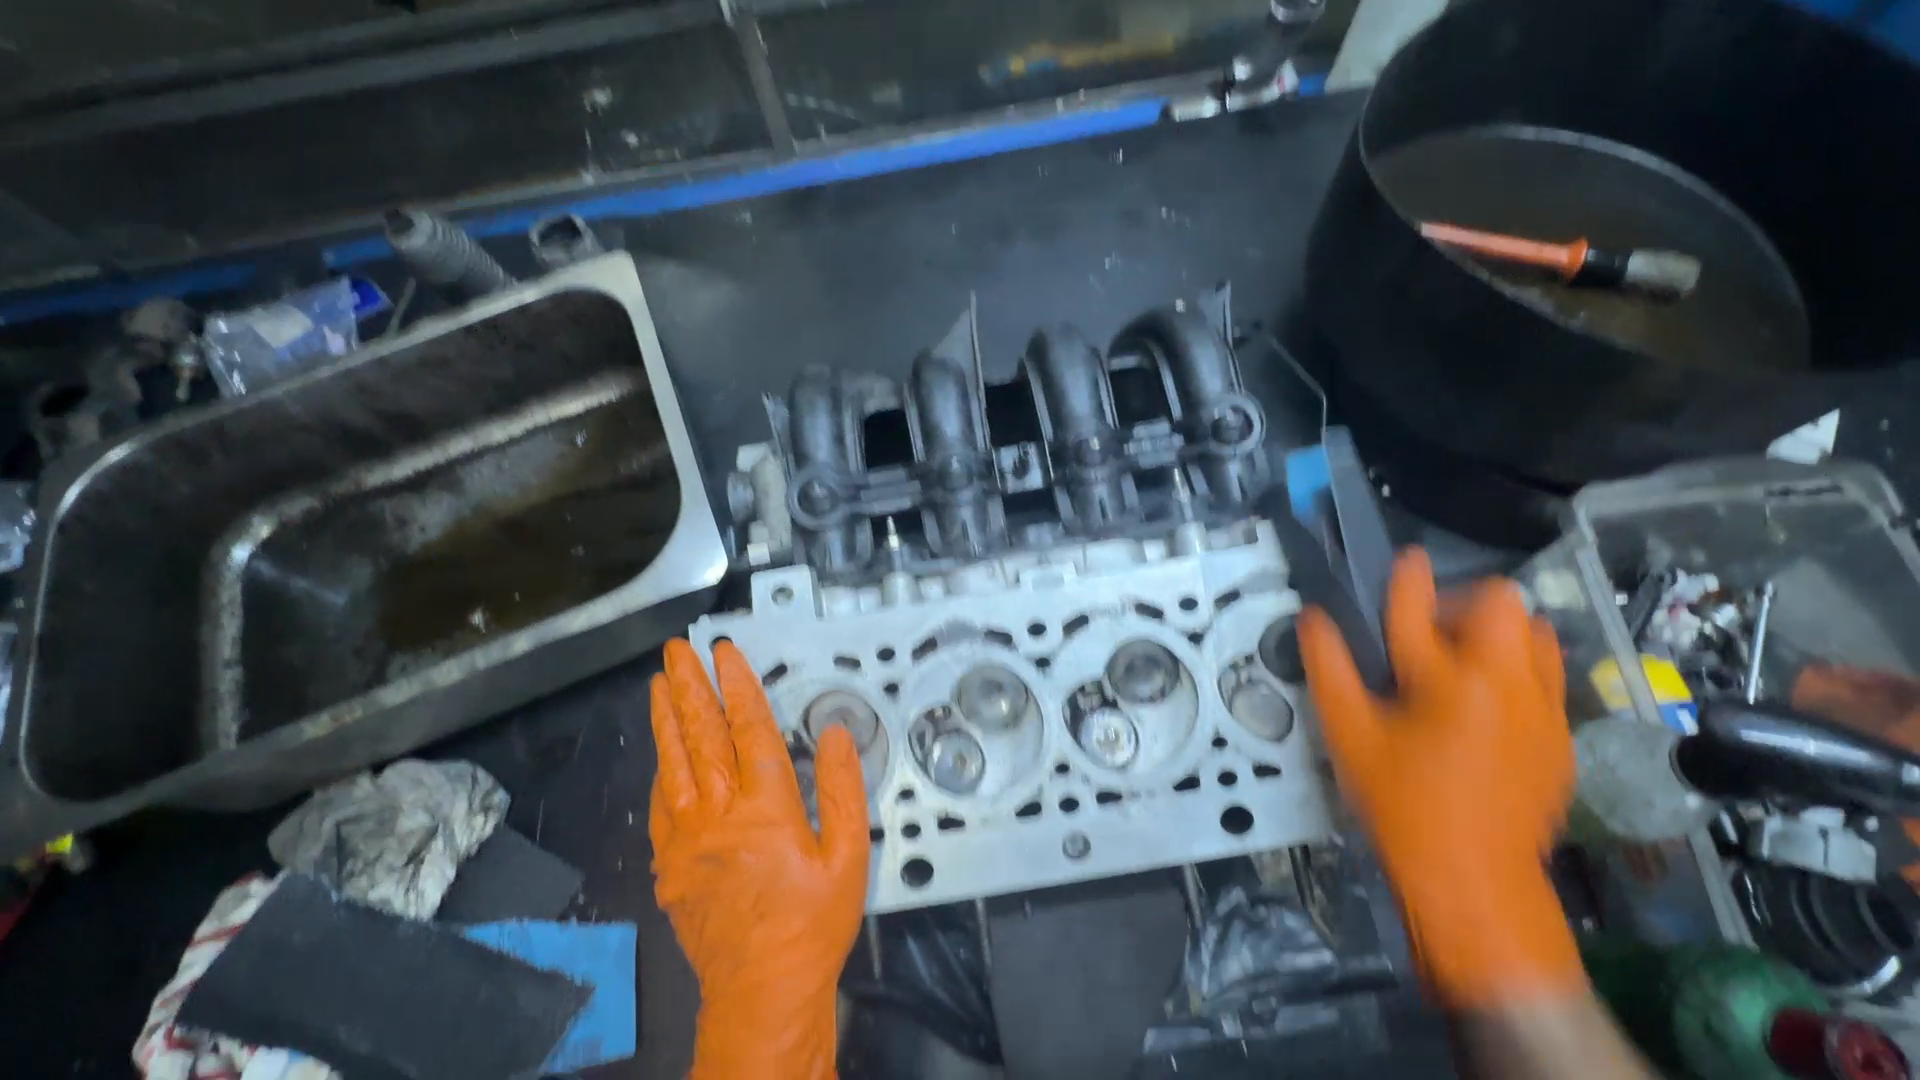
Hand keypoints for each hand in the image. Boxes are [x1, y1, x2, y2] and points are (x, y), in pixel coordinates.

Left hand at [649, 639, 869, 1079]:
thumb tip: (834, 734)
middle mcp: (719, 814)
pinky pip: (660, 807)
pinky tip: (659, 756)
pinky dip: (660, 771)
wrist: (762, 988)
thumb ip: (840, 789)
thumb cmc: (813, 923)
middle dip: (688, 688)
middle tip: (676, 652)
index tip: (725, 652)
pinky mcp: (669, 865)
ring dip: (666, 719)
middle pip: (701, 737)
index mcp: (766, 807)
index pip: (749, 730)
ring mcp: (687, 839)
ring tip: (656, 684)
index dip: (737, 686)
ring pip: (673, 765)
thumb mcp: (848, 855)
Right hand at [1299, 548, 1582, 1008]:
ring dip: (1499, 634)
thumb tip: (1313, 619)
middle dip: (1464, 604)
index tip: (1407, 559)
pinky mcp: (1563, 736)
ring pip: (1537, 633)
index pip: (1418, 605)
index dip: (1408, 576)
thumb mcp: (1348, 736)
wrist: (1474, 877)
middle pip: (1502, 601)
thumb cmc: (1400, 803)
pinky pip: (1549, 678)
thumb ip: (1329, 669)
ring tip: (1466, 667)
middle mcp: (1505, 680)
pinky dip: (1519, 673)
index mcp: (1445, 679)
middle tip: (1432, 638)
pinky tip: (1488, 710)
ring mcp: (1544, 708)